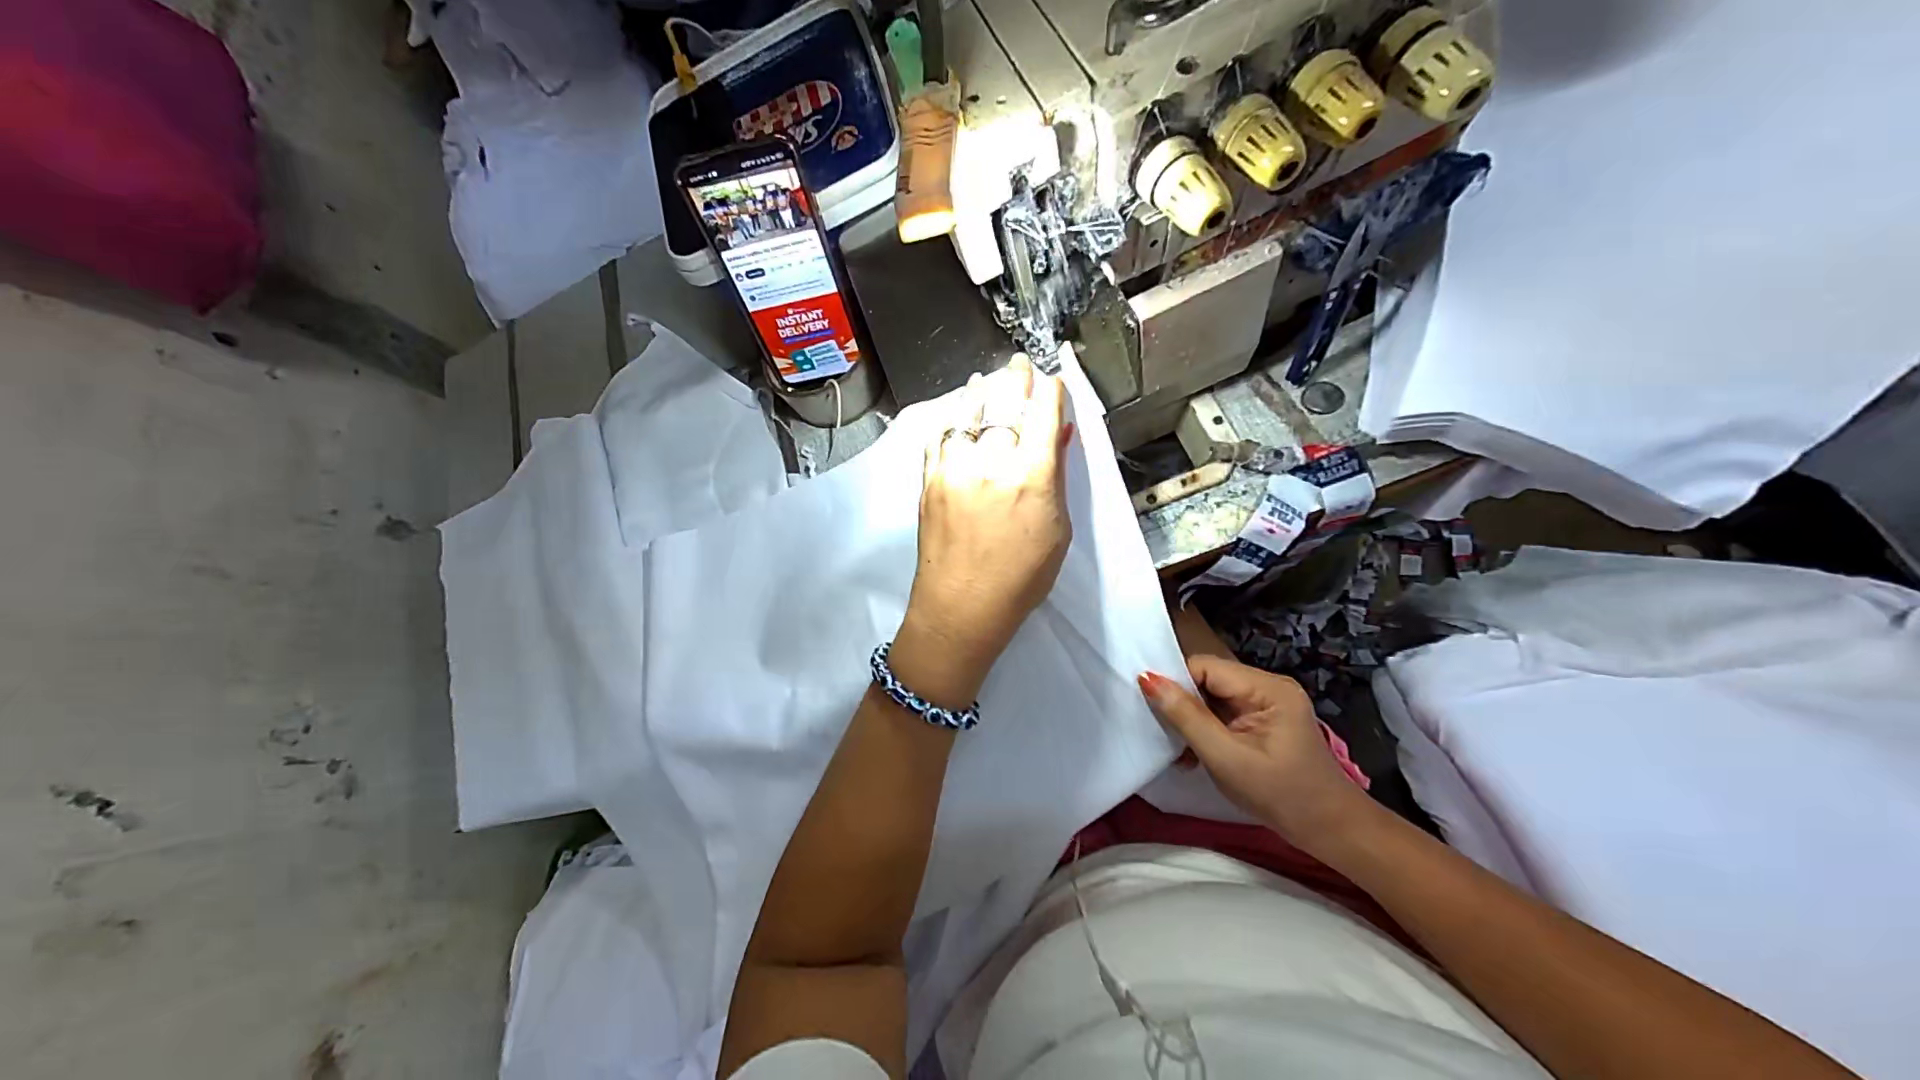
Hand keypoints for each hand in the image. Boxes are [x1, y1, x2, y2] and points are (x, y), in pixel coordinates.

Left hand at [896, 355, 1072, 703]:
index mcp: (1031, 477)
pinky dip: (950, 421)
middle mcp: (991, 463)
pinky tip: (956, 413)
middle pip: (1005, 405)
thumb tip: (1056, 439)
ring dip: (979, 393)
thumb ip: (1055, 479)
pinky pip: (939, 439)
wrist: (961, 608)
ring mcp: (954, 469)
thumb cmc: (1021, 580)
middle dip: (1016, 379)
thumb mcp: (1057, 532)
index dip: (1050, 392)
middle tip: (1020, 364)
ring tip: (985, 380)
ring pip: (966, 415)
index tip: (1052, 382)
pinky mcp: (929, 481)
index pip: (1042, 415)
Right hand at [1138, 656, 1377, 847]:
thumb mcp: (1225, 757)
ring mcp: (1268, 703)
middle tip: (1167, 737)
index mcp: (1267, 687)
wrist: (1329, 830)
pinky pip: (1224, 712)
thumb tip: (1147, 679)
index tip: (1154, 712)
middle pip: (1208, 680)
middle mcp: (1269, 685)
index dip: (1176, 685)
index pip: (1204, 667)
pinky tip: (1198, 753)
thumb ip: (1185, 716)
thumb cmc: (1279, 794)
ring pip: (1213, 697)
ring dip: (1193, 722)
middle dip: (1183, 706)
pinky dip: (1207, 730)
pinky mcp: (1265, 720)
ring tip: (1182, 751)